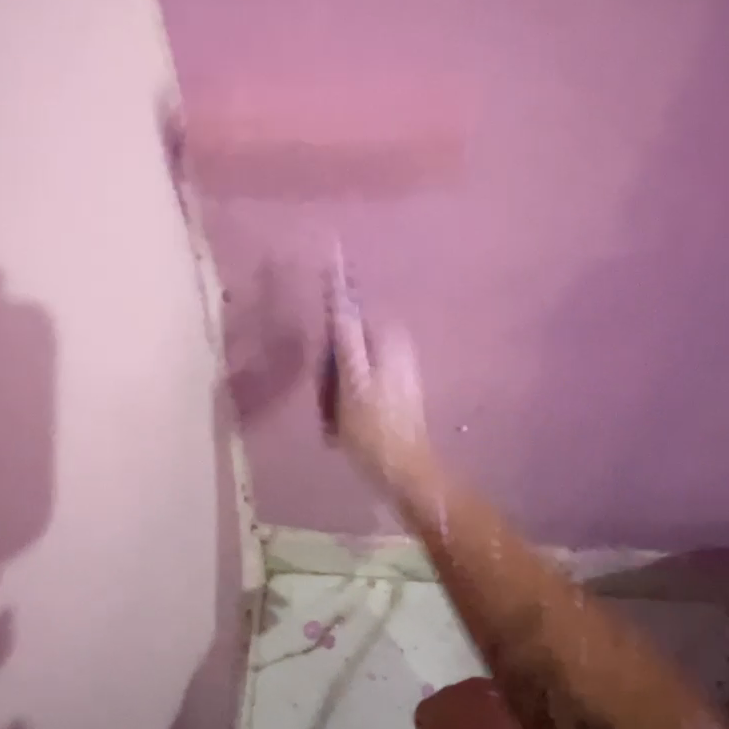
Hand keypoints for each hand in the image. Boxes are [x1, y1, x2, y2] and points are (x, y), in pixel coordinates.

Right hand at [320, 250, 431, 489]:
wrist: (405, 473)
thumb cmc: (374, 430)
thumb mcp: (352, 382)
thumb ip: (346, 338)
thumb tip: (340, 297)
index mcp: (387, 340)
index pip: (352, 305)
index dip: (335, 288)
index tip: (324, 256)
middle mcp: (396, 348)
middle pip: (348, 339)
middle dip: (329, 364)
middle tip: (323, 394)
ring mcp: (396, 370)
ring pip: (350, 364)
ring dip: (334, 387)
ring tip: (332, 417)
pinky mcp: (393, 391)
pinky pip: (358, 383)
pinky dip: (345, 399)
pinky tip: (342, 425)